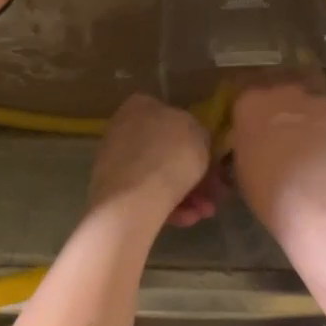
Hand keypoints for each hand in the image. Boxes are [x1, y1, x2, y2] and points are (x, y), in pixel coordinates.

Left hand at [88, 94, 217, 226]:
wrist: (133, 195)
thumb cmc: (171, 155)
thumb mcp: (200, 135)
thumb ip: (199, 134)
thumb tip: (195, 140)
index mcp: (141, 105)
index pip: (172, 117)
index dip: (196, 141)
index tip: (213, 164)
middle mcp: (124, 127)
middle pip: (167, 152)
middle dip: (195, 176)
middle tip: (214, 195)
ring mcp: (115, 159)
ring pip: (160, 176)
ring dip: (187, 195)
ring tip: (204, 213)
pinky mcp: (112, 189)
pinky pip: (146, 194)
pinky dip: (168, 206)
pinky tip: (186, 219)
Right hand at [229, 82, 325, 237]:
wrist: (323, 205)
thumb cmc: (272, 193)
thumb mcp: (243, 167)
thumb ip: (249, 143)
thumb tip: (257, 142)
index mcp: (250, 103)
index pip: (248, 99)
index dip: (254, 116)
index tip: (257, 131)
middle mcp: (282, 92)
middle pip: (281, 93)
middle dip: (282, 111)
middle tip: (285, 136)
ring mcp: (317, 100)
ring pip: (310, 103)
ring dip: (309, 117)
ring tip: (313, 144)